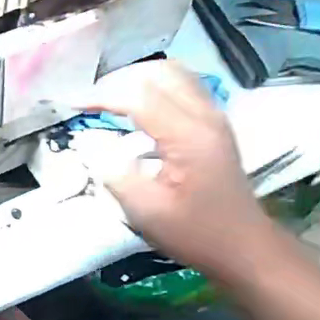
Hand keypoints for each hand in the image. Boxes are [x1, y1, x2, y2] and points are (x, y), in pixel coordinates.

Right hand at [84, 62, 271, 277]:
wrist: (244, 247)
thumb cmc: (196, 233)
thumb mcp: (146, 212)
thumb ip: (115, 176)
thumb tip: (95, 150)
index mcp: (188, 136)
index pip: (139, 96)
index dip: (102, 96)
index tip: (74, 106)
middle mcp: (205, 116)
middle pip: (160, 72)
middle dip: (121, 80)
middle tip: (92, 101)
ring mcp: (213, 118)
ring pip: (175, 74)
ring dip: (139, 80)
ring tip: (111, 101)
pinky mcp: (214, 125)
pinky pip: (184, 88)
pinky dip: (156, 89)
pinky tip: (137, 111)